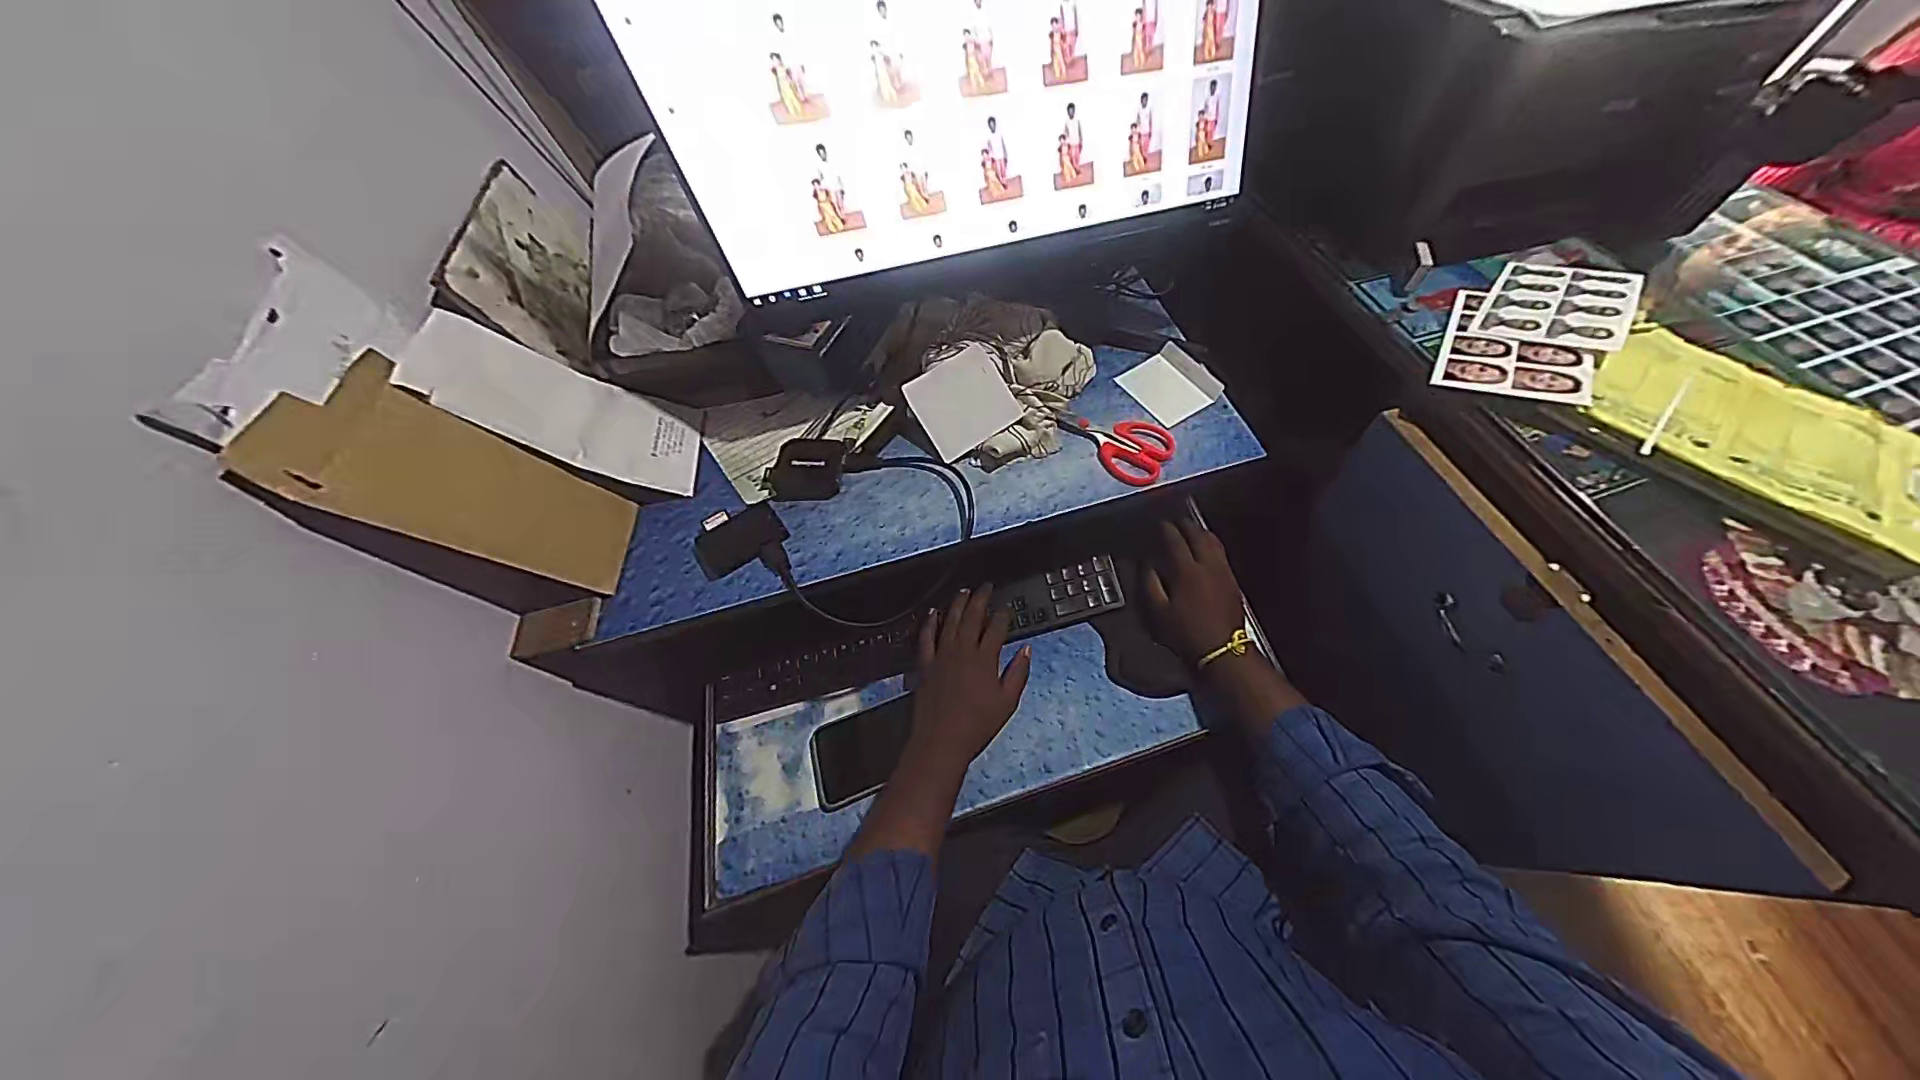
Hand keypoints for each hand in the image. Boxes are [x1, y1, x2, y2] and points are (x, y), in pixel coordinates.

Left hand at [905, 585, 1031, 776]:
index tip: (1007, 609)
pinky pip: (926, 637)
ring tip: (963, 592)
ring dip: (957, 604)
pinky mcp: (925, 665)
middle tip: (985, 588)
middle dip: (980, 599)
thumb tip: (1025, 652)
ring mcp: (941, 656)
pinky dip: (929, 622)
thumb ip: (1018, 673)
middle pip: (972, 616)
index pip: (997, 628)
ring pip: (949, 621)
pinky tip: (932, 613)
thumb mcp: (1007, 702)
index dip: (1004, 615)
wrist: (941, 740)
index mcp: (984, 659)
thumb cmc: (975, 725)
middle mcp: (962, 652)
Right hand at [1141, 519, 1247, 664]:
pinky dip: (1212, 544)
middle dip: (1186, 525)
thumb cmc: (1185, 632)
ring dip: (1201, 532)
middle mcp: (1207, 566)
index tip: (1161, 524)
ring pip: (1213, 542)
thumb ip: (1150, 583)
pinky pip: (1222, 553)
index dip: (1167, 530)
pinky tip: (1208, 548)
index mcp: (1186, 571)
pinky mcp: (1232, 580)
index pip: (1176, 541)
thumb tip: (1147, 565)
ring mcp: (1223, 572)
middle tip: (1176, 522)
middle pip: (1198, 536)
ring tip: (1193, 529)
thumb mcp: (1158, 611)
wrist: (1220, 649)